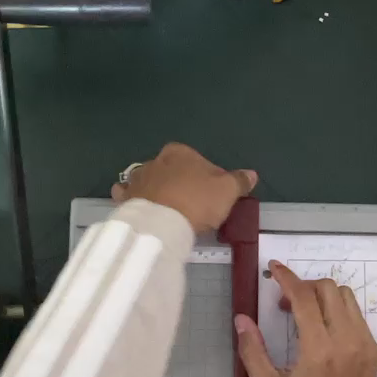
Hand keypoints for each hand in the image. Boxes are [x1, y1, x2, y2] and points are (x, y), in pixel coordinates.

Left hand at [111, 143, 256, 232]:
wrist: (160, 224)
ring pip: (152, 181)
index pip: (201, 163)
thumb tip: (251, 174)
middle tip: (194, 205)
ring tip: (169, 209)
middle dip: (183, 183)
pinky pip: (129, 195)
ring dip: (159, 190)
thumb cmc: (197, 201)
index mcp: (181, 152)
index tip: (216, 197)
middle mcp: (156, 159)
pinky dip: (135, 198)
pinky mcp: (125, 197)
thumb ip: (239, 181)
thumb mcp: (227, 191)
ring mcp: (137, 178)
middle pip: (175, 171)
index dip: (211, 179)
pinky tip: (143, 207)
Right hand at [235, 261, 376, 376]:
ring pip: (346, 298)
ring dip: (322, 296)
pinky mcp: (373, 352)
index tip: (273, 268)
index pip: (304, 298)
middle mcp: (347, 342)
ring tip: (304, 315)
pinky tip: (322, 330)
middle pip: (328, 289)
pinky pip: (357, 316)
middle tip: (284, 303)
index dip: (287, 278)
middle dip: (303, 287)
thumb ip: (252, 351)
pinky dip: (338, 312)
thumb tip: (242, 319)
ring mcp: (364, 346)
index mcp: (319, 351)